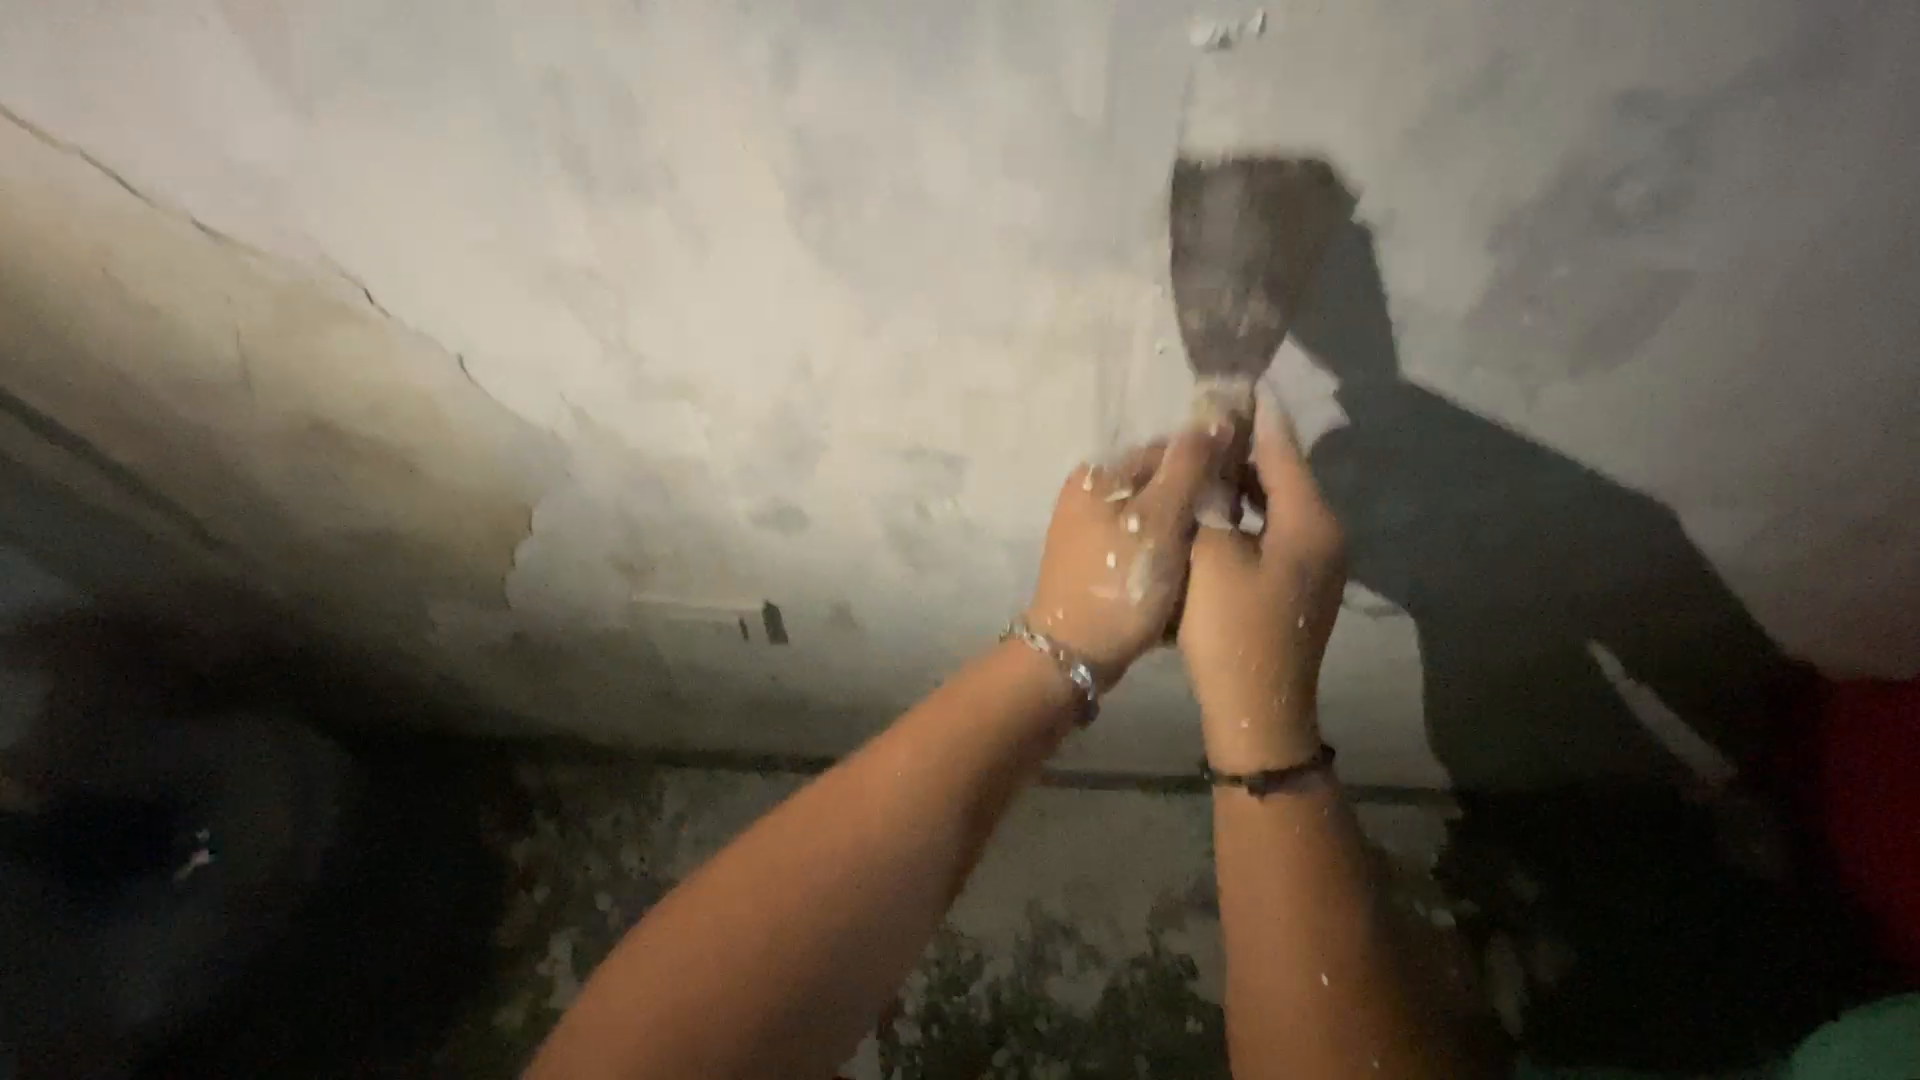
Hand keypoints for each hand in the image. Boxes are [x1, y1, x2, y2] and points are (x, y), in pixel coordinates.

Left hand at [1026, 426, 1234, 681]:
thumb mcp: (1160, 520)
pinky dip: (1165, 546)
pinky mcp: (1095, 558)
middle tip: (1232, 524)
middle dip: (1197, 496)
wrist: (1074, 652)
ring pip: (1153, 511)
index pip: (1168, 449)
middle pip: (1160, 480)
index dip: (1209, 463)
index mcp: (1098, 473)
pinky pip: (1140, 538)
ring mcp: (1089, 526)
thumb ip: (1188, 467)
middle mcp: (1089, 491)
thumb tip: (1216, 418)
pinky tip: (1186, 566)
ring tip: (1212, 548)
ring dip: (1184, 524)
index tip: (1244, 491)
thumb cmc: (1120, 584)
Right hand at [1179, 398, 1345, 771]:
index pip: (1283, 450)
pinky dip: (1245, 517)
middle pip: (1283, 476)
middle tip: (1202, 428)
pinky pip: (1273, 533)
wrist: (1256, 708)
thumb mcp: (1210, 555)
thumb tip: (1209, 465)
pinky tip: (1212, 514)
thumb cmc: (1232, 627)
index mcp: (1310, 521)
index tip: (1236, 385)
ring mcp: (1316, 563)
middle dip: (1243, 450)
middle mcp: (1325, 535)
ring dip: (1241, 486)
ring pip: (1277, 507)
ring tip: (1200, 465)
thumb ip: (1211, 500)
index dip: (1256, 417)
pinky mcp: (1299, 586)